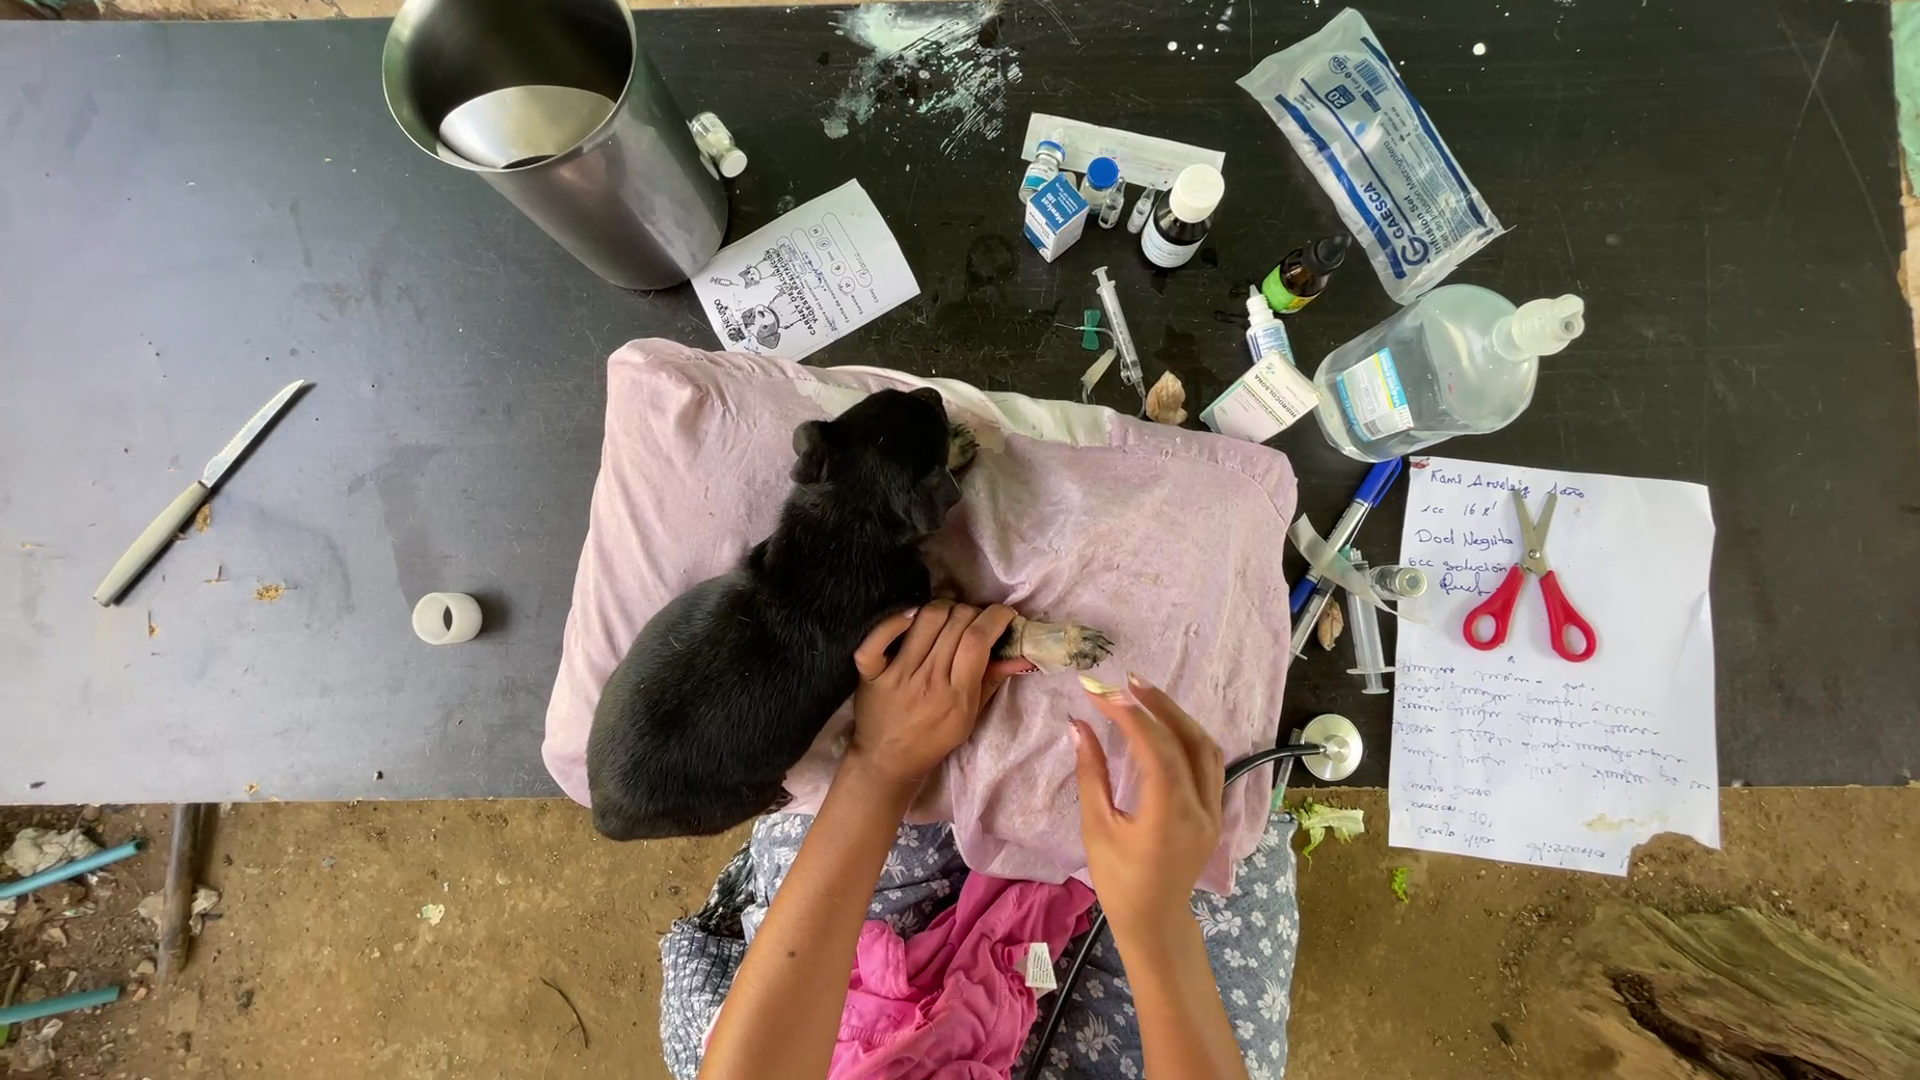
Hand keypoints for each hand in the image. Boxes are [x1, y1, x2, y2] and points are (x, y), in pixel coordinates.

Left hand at [848, 600, 1018, 787]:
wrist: (888, 760)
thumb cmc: (934, 737)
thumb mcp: (971, 715)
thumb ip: (994, 679)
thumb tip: (1023, 653)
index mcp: (957, 695)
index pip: (978, 640)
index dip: (995, 616)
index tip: (1004, 614)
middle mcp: (928, 680)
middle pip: (956, 623)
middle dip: (973, 611)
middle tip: (975, 619)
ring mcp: (897, 675)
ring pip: (926, 619)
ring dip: (944, 608)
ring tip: (949, 618)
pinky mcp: (871, 672)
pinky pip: (878, 637)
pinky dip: (893, 621)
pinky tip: (909, 618)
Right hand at [1070, 673, 1224, 945]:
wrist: (1156, 922)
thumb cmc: (1119, 880)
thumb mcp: (1096, 827)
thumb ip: (1091, 773)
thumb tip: (1079, 725)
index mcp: (1169, 816)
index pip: (1154, 748)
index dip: (1127, 714)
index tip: (1099, 692)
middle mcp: (1200, 808)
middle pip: (1187, 739)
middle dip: (1157, 704)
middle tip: (1126, 680)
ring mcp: (1214, 809)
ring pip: (1205, 746)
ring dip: (1176, 715)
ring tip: (1144, 694)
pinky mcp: (1215, 810)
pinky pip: (1209, 761)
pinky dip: (1188, 734)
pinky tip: (1165, 722)